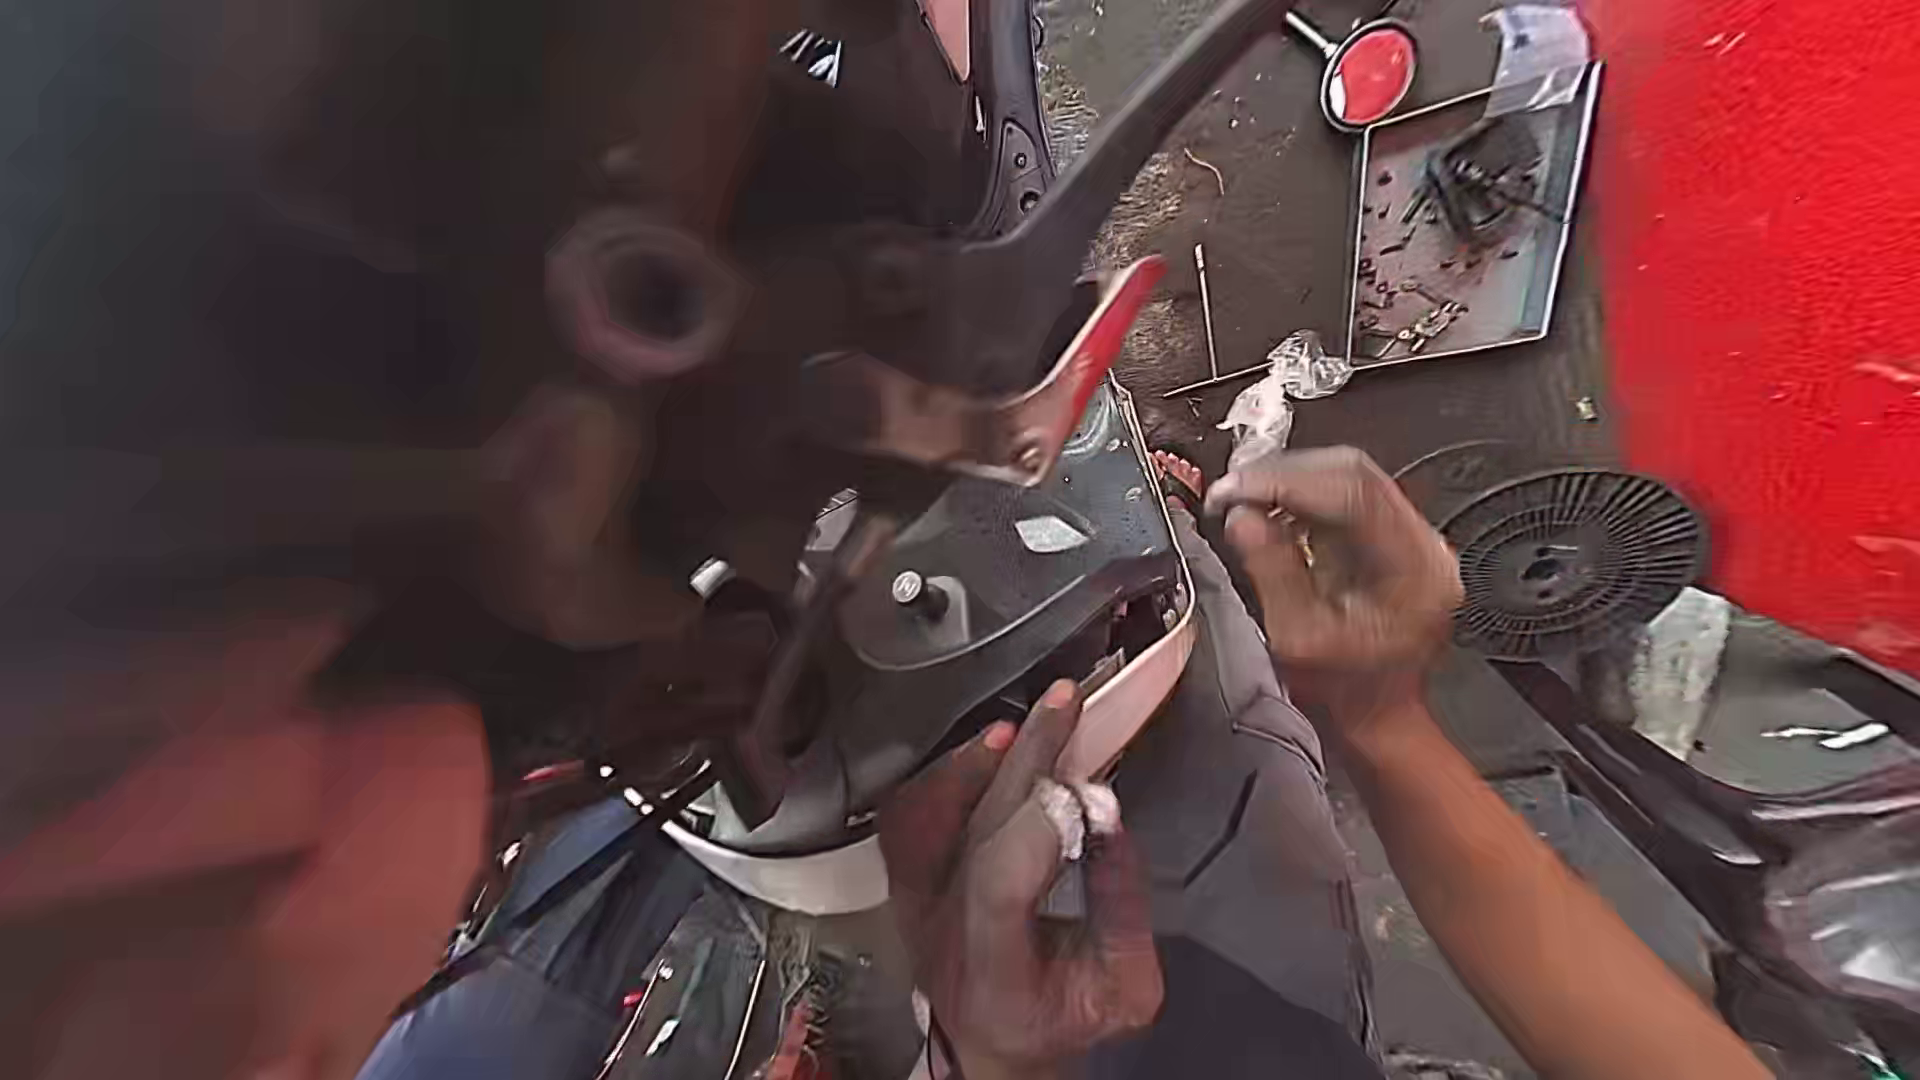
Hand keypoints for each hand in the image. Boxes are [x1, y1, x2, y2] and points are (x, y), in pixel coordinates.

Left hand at [879, 681, 1162, 1078]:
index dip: (1042, 824)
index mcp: (992, 965)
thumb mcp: (1121, 985)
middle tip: (1065, 702)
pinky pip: (915, 805)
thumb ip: (1120, 903)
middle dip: (1030, 754)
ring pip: (931, 807)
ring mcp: (913, 892)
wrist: (989, 1032)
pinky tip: (990, 744)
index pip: (1000, 879)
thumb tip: (1109, 815)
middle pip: (976, 822)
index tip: (1091, 786)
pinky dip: (952, 767)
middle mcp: (939, 921)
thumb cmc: (1059, 1014)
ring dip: (983, 756)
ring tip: (1026, 722)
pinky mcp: (906, 869)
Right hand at [1204, 447, 1461, 728]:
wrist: (1372, 708)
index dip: (1284, 482)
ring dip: (1284, 480)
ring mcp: (1407, 536)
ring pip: (1344, 475)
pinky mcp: (1384, 535)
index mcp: (1413, 571)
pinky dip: (1293, 493)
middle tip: (1230, 491)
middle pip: (1351, 472)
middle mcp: (1422, 544)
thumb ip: (1271, 570)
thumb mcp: (1297, 636)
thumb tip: (1241, 515)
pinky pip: (1337, 493)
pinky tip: (1264, 507)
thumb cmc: (1343, 686)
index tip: (1233, 489)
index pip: (1352, 494)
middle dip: (1280, 474)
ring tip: (1240, 498)